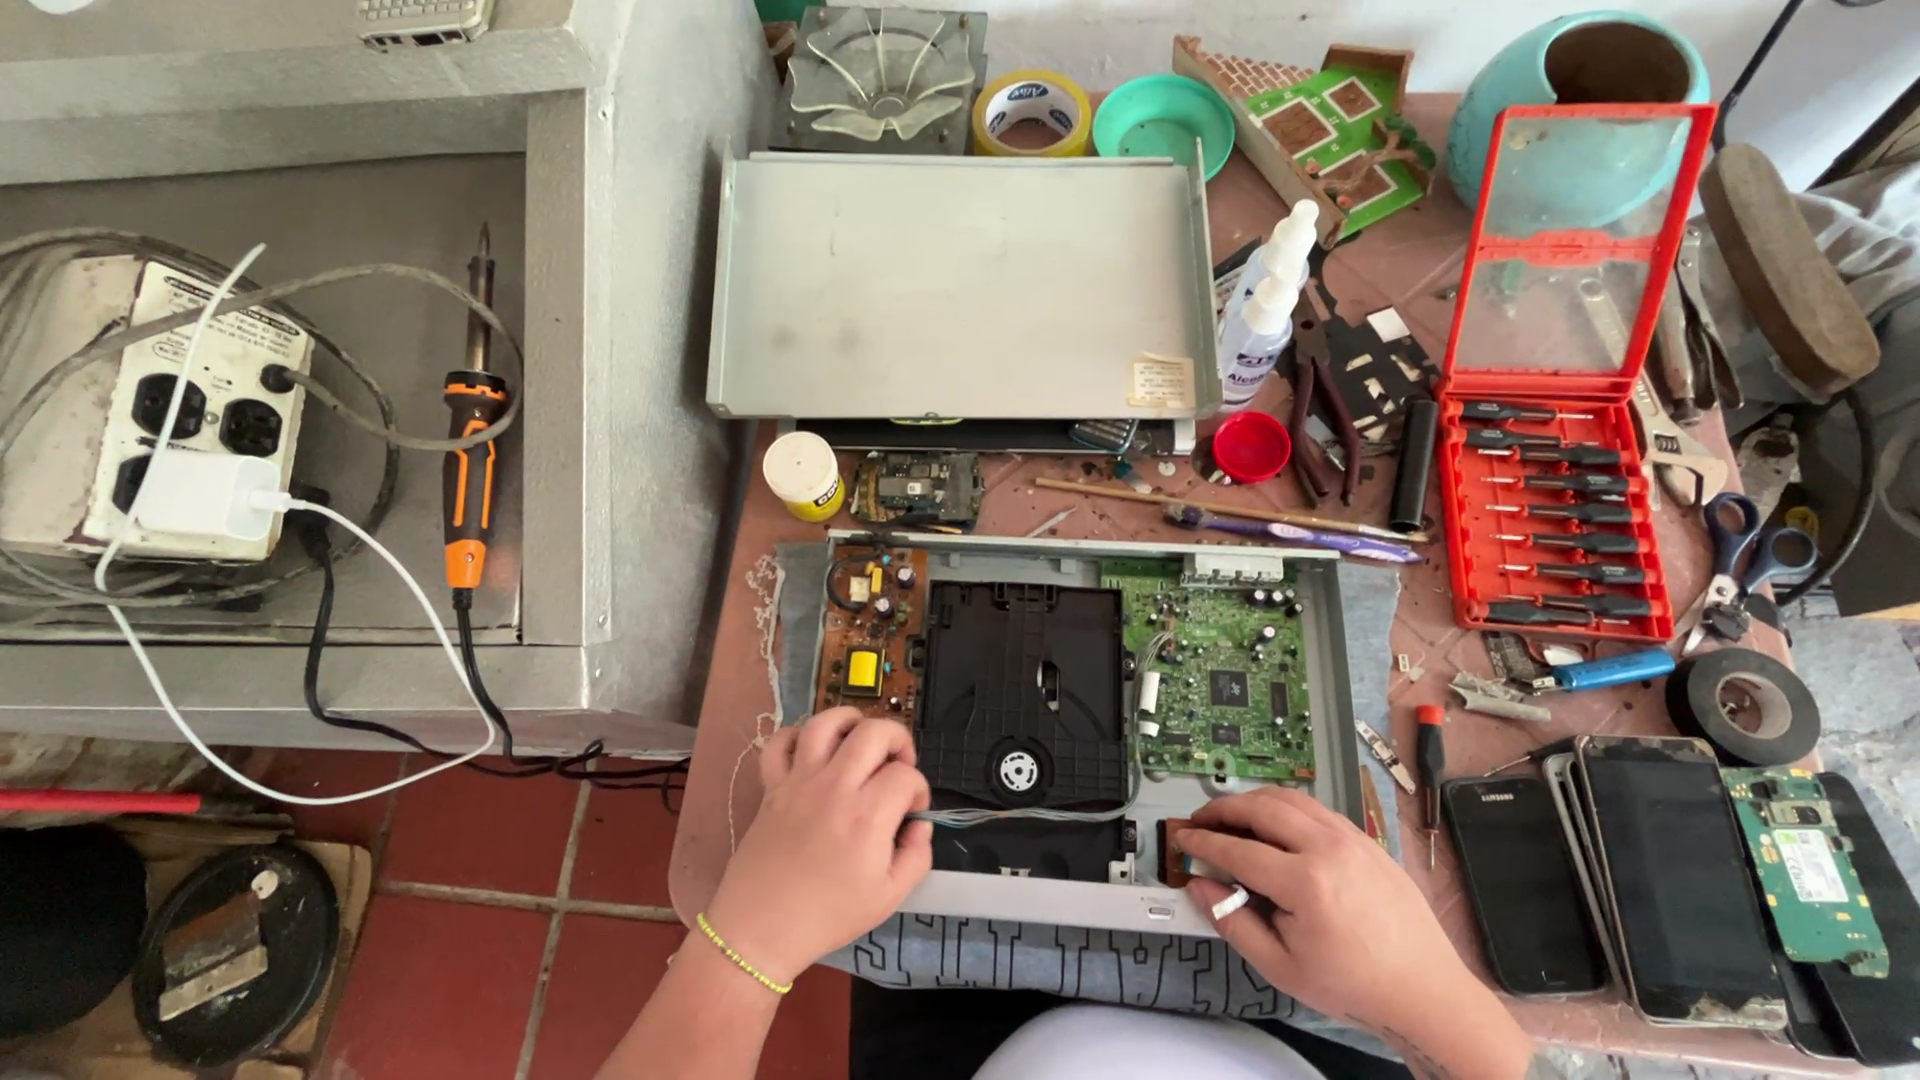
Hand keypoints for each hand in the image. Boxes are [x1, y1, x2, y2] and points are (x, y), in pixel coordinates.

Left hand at [705, 708, 932, 984]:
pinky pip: (780, 742)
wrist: (760, 930)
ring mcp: (800, 781)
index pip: (907, 775)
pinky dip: (797, 736)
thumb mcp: (889, 898)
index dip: (919, 790)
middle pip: (875, 732)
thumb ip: (917, 856)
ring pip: (826, 722)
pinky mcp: (772, 786)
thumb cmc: (827, 916)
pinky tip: (813, 753)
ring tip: (860, 741)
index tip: (912, 812)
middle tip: (897, 766)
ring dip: (851, 721)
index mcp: (868, 815)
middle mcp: (835, 787)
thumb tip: (919, 824)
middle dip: (898, 740)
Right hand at [1175, 787, 1480, 1037]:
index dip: (1203, 841)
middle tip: (1201, 819)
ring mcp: (1352, 839)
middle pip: (1261, 808)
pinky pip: (1316, 808)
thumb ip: (1233, 922)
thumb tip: (1199, 885)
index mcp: (1305, 885)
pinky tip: (1273, 823)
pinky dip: (1285, 806)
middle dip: (1223, 809)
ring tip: (1231, 815)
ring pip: (1289, 799)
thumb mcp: (1281, 967)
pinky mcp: (1366, 840)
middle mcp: (1328, 850)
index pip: (1238, 849)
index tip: (1182, 838)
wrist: (1425, 993)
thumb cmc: (1352, 986)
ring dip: (1253, 800)